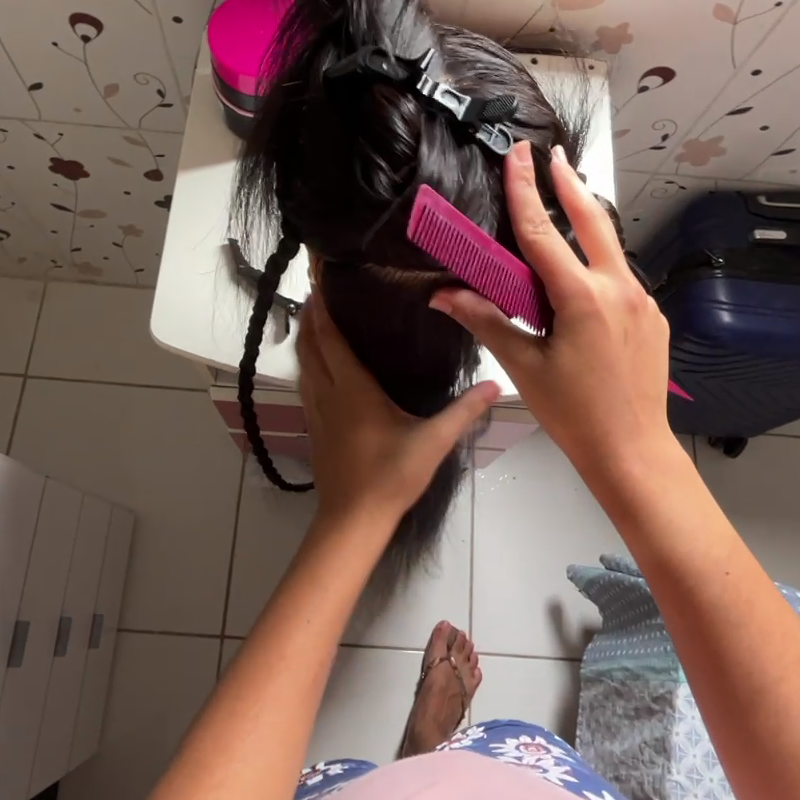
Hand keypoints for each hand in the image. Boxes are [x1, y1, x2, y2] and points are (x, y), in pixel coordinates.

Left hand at [296, 294, 498, 526]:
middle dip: (310, 315)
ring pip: (303, 365)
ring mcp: (316, 412)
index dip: (323, 308)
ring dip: (304, 338)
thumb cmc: (391, 477)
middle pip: (310, 346)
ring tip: (311, 317)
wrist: (353, 519)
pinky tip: (314, 366)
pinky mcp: (314, 428)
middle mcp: (328, 394)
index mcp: (353, 389)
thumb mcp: (434, 442)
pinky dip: (306, 364)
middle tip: (315, 288)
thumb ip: (464, 412)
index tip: (318, 279)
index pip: (331, 339)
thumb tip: (495, 385)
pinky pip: (305, 384)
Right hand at [430, 140, 678, 489]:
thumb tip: (444, 296)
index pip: (542, 232)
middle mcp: (619, 289)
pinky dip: (599, 267)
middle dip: (571, 184)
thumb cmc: (573, 413)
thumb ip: (487, 321)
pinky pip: (621, 280)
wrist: (633, 451)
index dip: (525, 190)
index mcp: (582, 297)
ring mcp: (642, 303)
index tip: (517, 155)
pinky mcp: (653, 319)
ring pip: (610, 250)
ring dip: (586, 224)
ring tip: (566, 205)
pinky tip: (583, 280)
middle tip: (554, 155)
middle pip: (592, 221)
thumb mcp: (525, 366)